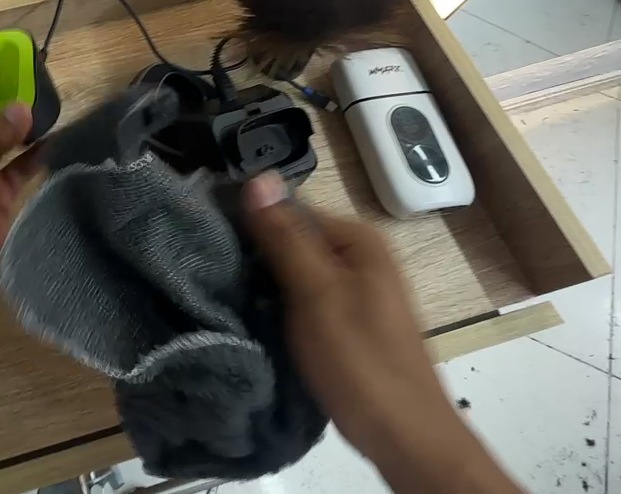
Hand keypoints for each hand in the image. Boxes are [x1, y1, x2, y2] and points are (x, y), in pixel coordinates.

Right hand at [241, 175, 519, 493]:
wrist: (408, 443)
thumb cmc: (361, 363)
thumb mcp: (316, 293)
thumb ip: (285, 236)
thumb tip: (257, 177)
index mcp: (358, 238)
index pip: (288, 208)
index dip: (250, 221)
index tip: (211, 239)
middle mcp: (361, 255)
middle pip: (293, 237)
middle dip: (257, 252)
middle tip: (215, 269)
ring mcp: (357, 289)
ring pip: (296, 269)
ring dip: (267, 280)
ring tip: (229, 291)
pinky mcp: (349, 319)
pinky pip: (305, 295)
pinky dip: (283, 302)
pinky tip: (259, 315)